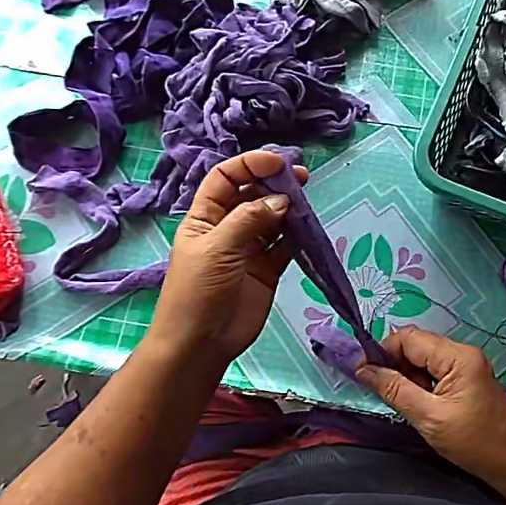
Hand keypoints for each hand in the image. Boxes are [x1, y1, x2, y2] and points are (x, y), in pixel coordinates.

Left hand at [145, 150, 306, 370]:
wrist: (201, 343)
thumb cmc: (198, 292)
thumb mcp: (217, 248)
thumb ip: (249, 220)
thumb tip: (281, 200)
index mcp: (204, 217)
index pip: (226, 178)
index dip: (249, 165)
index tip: (277, 161)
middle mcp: (227, 228)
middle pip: (252, 195)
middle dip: (274, 184)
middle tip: (302, 178)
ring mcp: (248, 249)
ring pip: (272, 219)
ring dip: (288, 208)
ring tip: (308, 202)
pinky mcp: (267, 269)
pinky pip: (284, 245)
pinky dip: (296, 236)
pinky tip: (307, 228)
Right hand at [356, 328, 505, 497]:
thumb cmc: (473, 442)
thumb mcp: (428, 417)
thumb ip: (394, 389)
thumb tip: (362, 369)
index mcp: (457, 356)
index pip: (409, 337)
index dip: (383, 352)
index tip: (364, 374)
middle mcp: (462, 352)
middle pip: (416, 344)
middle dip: (394, 364)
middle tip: (385, 393)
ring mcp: (466, 364)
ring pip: (423, 358)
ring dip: (407, 375)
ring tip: (404, 402)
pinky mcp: (467, 377)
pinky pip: (434, 370)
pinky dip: (420, 382)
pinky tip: (418, 403)